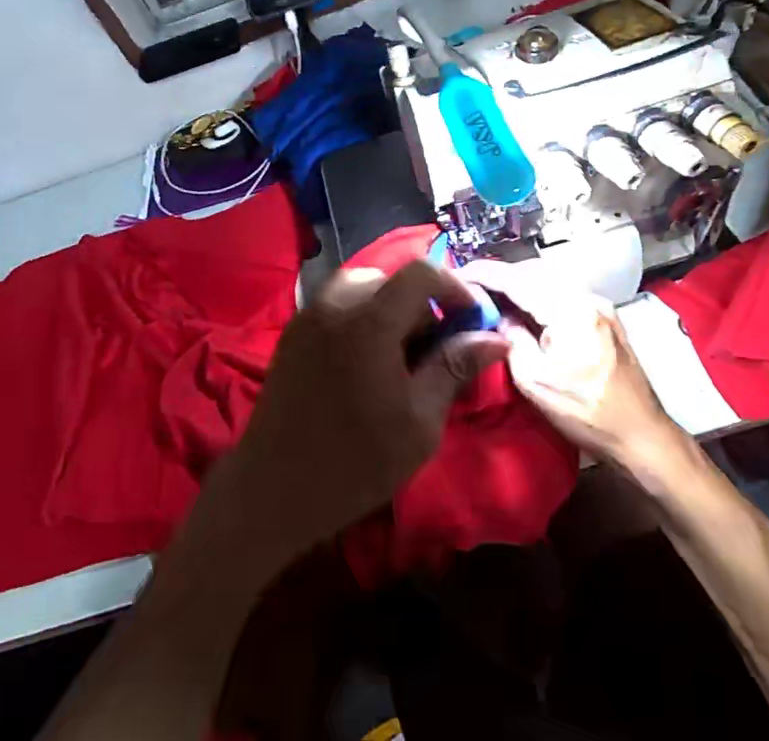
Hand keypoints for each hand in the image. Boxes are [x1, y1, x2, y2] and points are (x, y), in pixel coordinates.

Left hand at [226, 262, 510, 552]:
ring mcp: (308, 318)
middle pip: (392, 278)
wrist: (271, 495)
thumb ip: (455, 368)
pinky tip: (372, 360)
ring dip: (392, 308)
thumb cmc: (354, 462)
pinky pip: (339, 305)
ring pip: (363, 287)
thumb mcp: (420, 421)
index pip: (422, 273)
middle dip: (424, 303)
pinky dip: (364, 316)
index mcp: (368, 322)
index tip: (473, 321)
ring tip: (405, 352)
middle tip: (439, 344)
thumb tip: (497, 338)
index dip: (456, 289)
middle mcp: (335, 306)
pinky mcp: (293, 335)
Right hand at [460, 259, 687, 473]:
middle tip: (472, 287)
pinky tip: (526, 312)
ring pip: (552, 283)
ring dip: (522, 287)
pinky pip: (565, 296)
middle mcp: (588, 298)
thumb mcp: (534, 380)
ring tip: (493, 299)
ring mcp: (601, 307)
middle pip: (536, 273)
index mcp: (571, 309)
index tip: (459, 272)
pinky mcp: (606, 320)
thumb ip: (511, 340)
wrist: (640, 433)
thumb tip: (501, 318)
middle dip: (503, 277)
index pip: (519, 280)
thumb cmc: (586, 412)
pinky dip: (541, 298)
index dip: (486, 273)